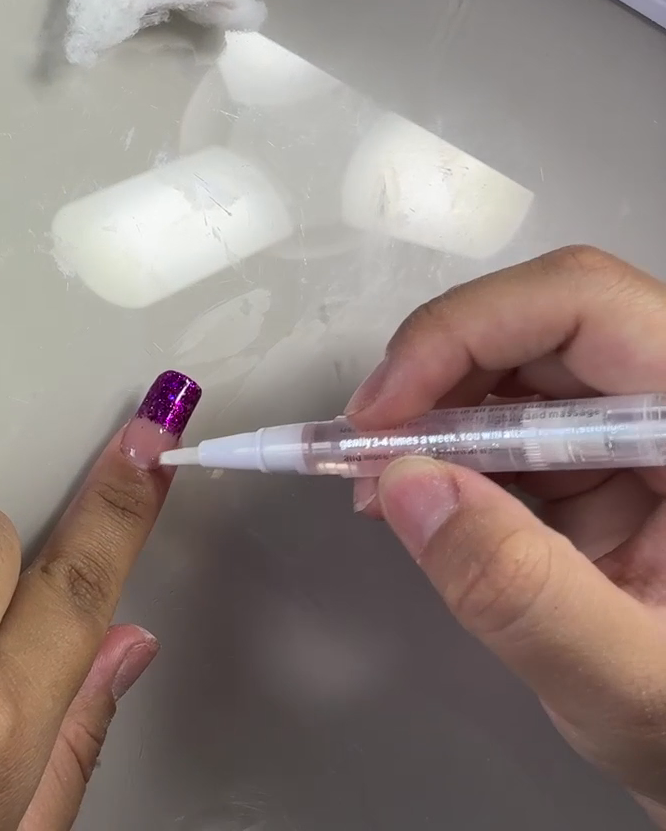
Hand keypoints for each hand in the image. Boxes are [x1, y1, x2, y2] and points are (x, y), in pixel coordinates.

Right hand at [346, 247, 665, 822]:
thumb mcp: (639, 690)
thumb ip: (528, 591)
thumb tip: (401, 481)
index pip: (588, 310)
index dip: (461, 334)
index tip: (381, 414)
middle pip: (538, 329)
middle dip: (428, 381)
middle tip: (365, 452)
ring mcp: (658, 438)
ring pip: (514, 369)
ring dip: (425, 417)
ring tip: (379, 485)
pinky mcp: (623, 465)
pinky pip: (512, 420)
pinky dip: (442, 449)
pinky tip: (418, 499)